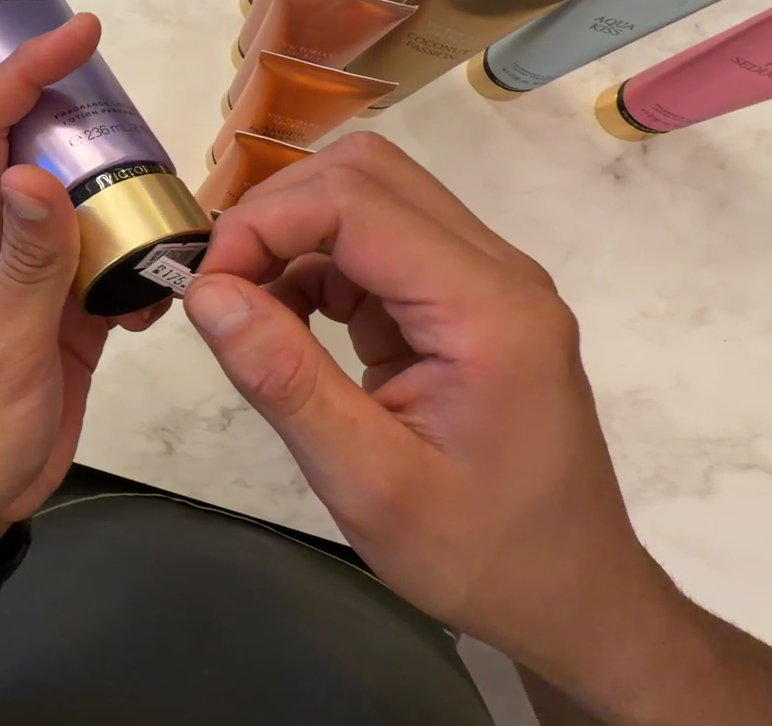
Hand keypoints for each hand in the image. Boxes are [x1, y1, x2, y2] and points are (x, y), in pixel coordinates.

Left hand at [0, 14, 158, 555]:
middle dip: (84, 126)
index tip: (79, 35)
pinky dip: (135, 268)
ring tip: (166, 211)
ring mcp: (30, 274)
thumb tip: (32, 172)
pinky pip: (102, 265)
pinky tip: (157, 295)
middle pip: (34, 154)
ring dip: (121, 201)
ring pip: (77, 208)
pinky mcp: (61, 309)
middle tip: (143, 123)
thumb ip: (25, 262)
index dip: (22, 74)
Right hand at [180, 133, 681, 693]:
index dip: (262, 224)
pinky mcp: (452, 298)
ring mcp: (475, 279)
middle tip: (224, 286)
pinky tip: (286, 321)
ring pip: (361, 196)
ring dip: (288, 235)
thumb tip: (205, 292)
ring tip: (248, 307)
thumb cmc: (476, 552)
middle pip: (363, 174)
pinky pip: (365, 243)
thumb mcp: (365, 482)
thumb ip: (283, 380)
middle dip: (273, 214)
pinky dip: (307, 264)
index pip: (354, 201)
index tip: (206, 288)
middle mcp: (490, 271)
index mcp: (485, 308)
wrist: (567, 597)